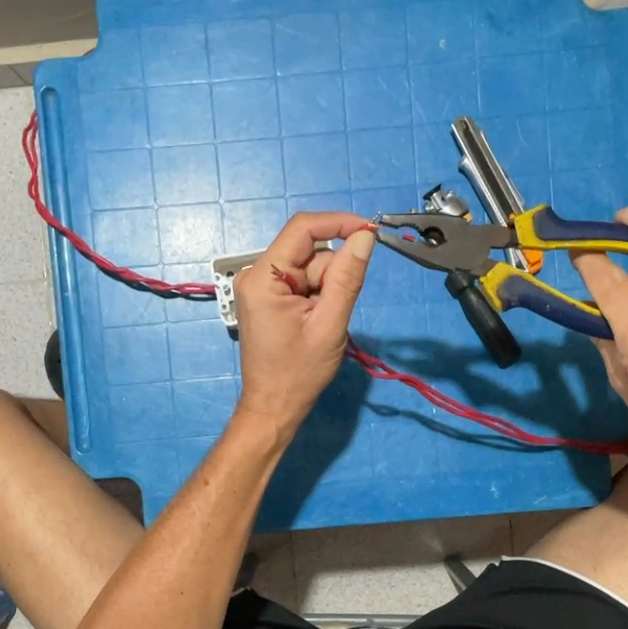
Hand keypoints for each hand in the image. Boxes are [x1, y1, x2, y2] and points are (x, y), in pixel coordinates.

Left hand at [231, 212, 375, 431]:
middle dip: (332, 274)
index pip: (303, 228)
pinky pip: (303, 281)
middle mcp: (256, 274)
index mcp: (264, 277)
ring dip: (326, 289)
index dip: (339, 223)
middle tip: (335, 311)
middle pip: (309, 251)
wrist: (274, 406)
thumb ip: (347, 278)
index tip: (371, 232)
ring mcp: (261, 286)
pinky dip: (318, 296)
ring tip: (322, 324)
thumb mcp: (330, 324)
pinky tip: (315, 322)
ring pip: (310, 267)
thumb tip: (364, 237)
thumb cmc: (299, 372)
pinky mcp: (268, 297)